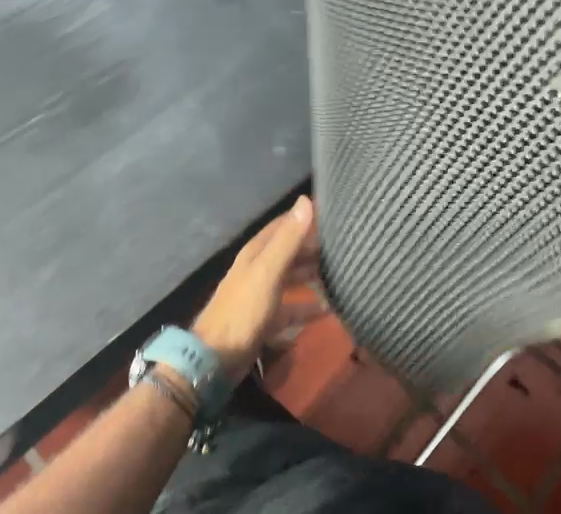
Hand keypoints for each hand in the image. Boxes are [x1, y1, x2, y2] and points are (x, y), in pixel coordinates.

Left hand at [192, 196, 325, 383]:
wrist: (215, 360)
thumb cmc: (243, 311)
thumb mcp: (268, 272)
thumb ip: (288, 239)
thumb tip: (306, 200)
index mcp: (257, 253)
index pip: (284, 225)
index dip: (305, 218)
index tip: (335, 214)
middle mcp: (259, 269)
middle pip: (290, 251)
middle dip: (314, 248)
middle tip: (345, 247)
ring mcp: (261, 295)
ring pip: (292, 278)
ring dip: (312, 275)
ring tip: (341, 275)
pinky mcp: (265, 319)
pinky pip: (291, 308)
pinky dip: (308, 308)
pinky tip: (328, 310)